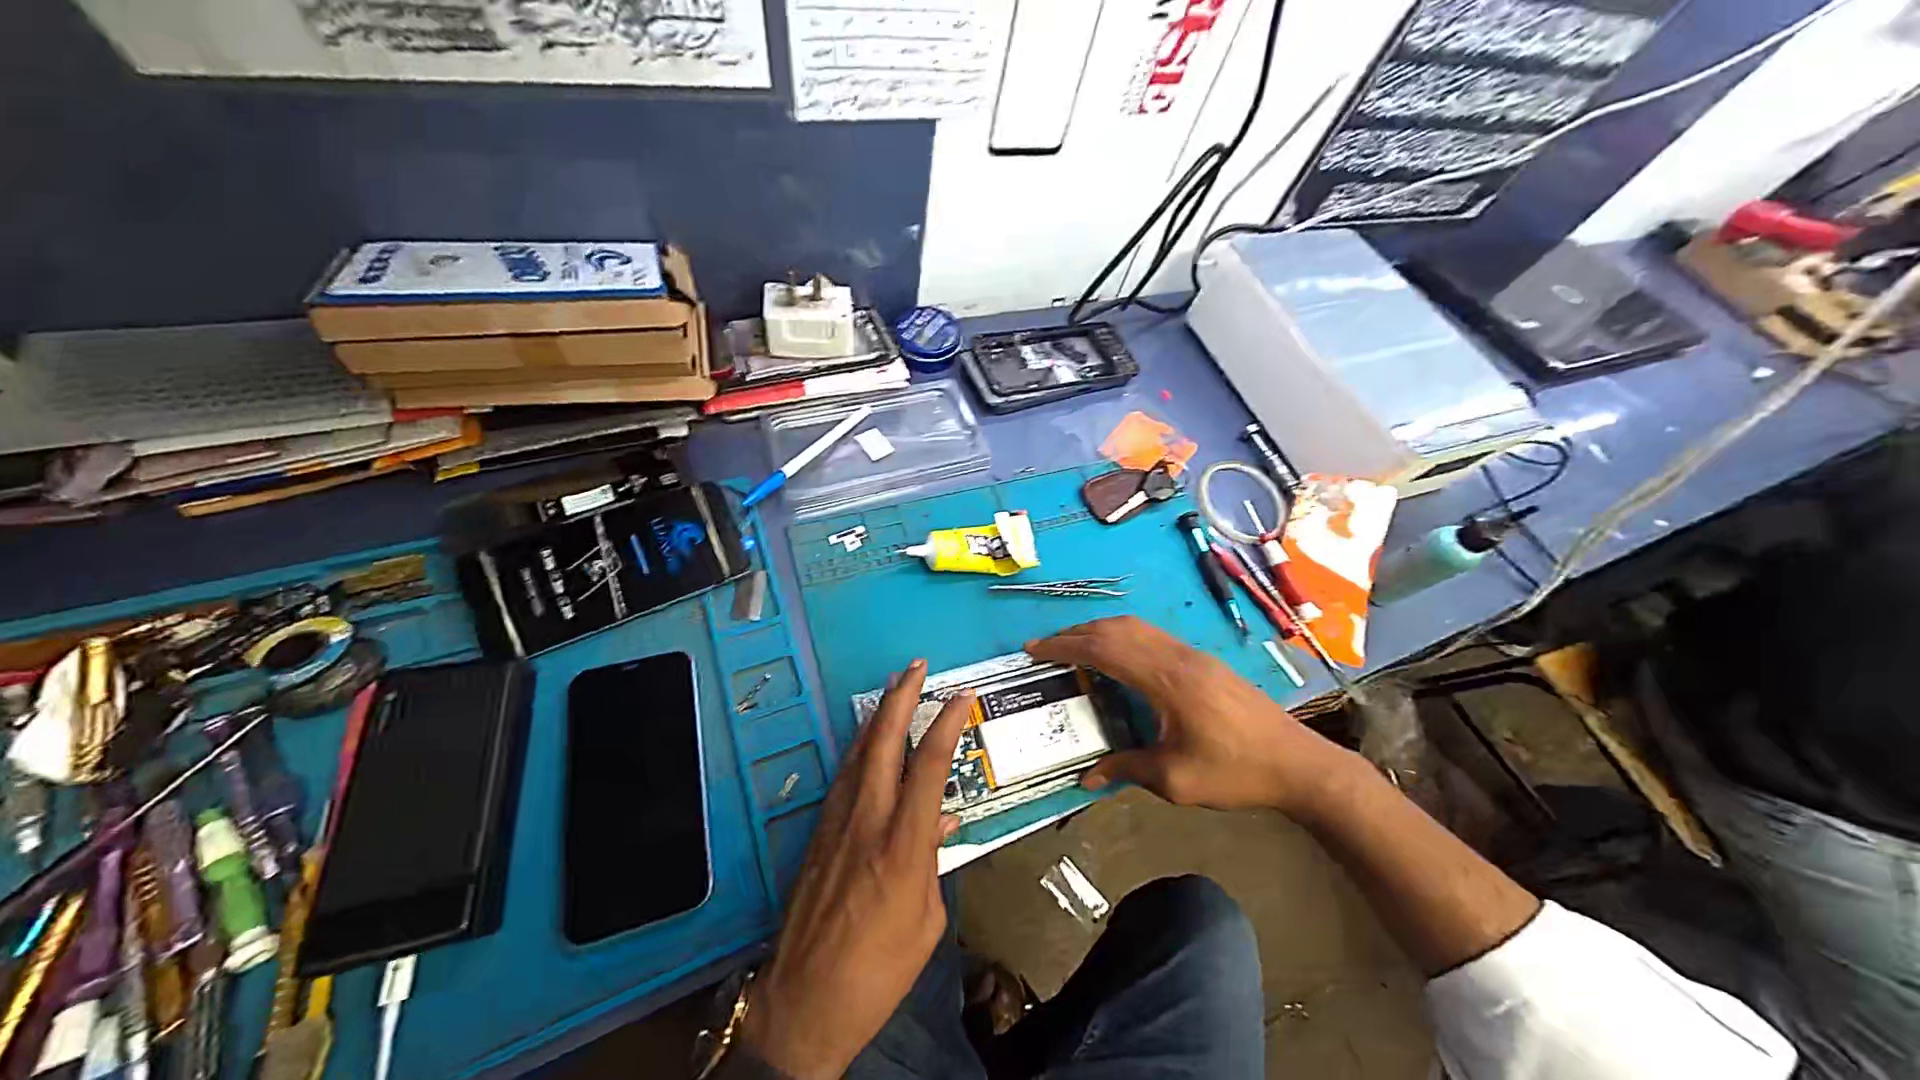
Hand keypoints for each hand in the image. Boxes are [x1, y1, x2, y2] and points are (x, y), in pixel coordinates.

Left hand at [740, 659, 971, 1079]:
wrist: (804, 1000)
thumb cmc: (879, 969)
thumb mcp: (926, 920)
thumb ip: (933, 863)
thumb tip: (941, 826)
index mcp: (902, 845)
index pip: (929, 766)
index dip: (947, 724)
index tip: (961, 697)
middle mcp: (866, 821)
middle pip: (883, 742)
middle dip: (901, 697)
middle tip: (916, 667)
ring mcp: (836, 824)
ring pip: (857, 753)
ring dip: (877, 715)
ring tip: (893, 689)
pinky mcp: (818, 834)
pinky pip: (843, 777)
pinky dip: (859, 748)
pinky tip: (866, 741)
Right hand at [1026, 616, 1353, 815]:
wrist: (1299, 764)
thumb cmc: (1236, 773)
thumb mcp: (1176, 780)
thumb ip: (1128, 769)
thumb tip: (1088, 777)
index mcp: (1168, 681)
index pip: (1106, 650)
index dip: (1067, 646)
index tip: (1036, 649)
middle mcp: (1178, 658)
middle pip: (1118, 629)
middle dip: (1076, 633)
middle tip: (1046, 647)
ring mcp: (1194, 656)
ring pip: (1137, 627)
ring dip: (1100, 631)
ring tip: (1073, 646)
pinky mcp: (1204, 662)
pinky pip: (1153, 636)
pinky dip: (1123, 636)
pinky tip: (1116, 655)